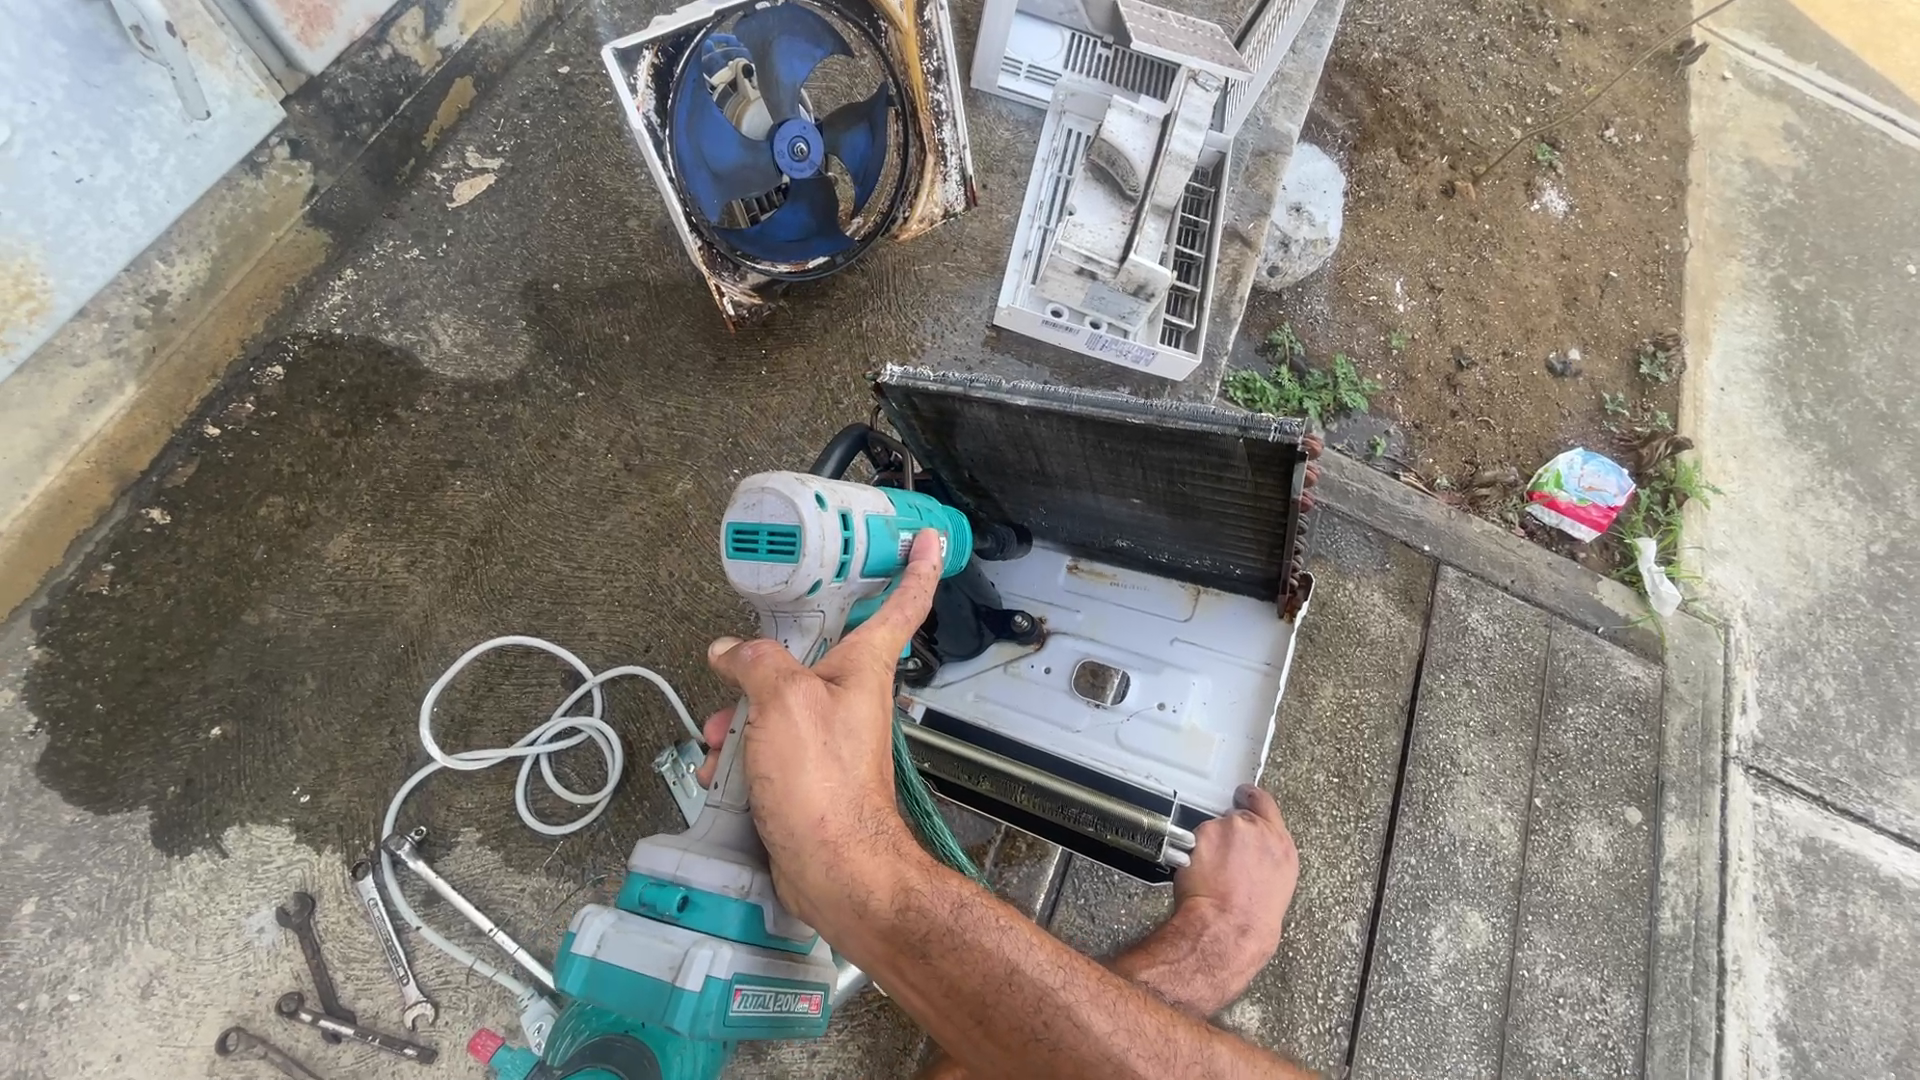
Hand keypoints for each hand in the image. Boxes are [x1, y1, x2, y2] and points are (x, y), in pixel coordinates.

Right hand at [696, 529, 943, 932]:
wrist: (833, 869)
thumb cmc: (827, 787)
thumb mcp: (784, 701)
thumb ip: (758, 663)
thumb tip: (732, 651)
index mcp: (866, 665)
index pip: (903, 601)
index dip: (918, 566)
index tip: (929, 540)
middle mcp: (854, 693)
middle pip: (812, 650)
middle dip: (764, 663)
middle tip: (742, 674)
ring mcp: (830, 731)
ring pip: (778, 698)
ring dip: (742, 716)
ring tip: (728, 741)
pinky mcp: (808, 766)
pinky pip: (768, 741)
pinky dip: (743, 752)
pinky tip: (725, 771)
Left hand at [1160, 783, 1298, 1005]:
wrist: (1229, 927)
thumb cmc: (1252, 920)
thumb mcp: (1277, 884)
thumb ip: (1267, 856)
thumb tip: (1254, 853)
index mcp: (1281, 845)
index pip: (1266, 803)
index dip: (1251, 797)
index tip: (1243, 795)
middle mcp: (1257, 830)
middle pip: (1236, 817)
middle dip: (1228, 833)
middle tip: (1223, 858)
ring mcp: (1229, 828)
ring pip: (1214, 828)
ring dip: (1211, 843)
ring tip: (1213, 871)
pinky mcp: (1204, 832)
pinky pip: (1195, 837)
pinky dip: (1194, 850)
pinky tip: (1200, 870)